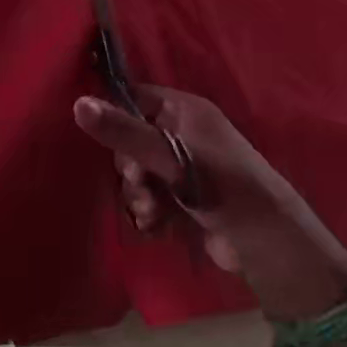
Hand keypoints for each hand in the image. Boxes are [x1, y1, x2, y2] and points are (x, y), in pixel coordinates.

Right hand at [73, 86, 346, 319]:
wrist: (270, 248)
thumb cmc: (226, 188)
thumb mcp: (173, 157)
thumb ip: (124, 133)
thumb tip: (76, 103)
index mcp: (183, 110)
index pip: (132, 97)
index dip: (113, 117)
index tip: (107, 142)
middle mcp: (181, 132)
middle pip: (128, 140)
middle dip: (129, 169)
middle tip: (141, 185)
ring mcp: (182, 166)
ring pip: (136, 173)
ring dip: (137, 195)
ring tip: (152, 213)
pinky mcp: (182, 198)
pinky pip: (148, 196)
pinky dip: (148, 212)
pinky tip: (156, 226)